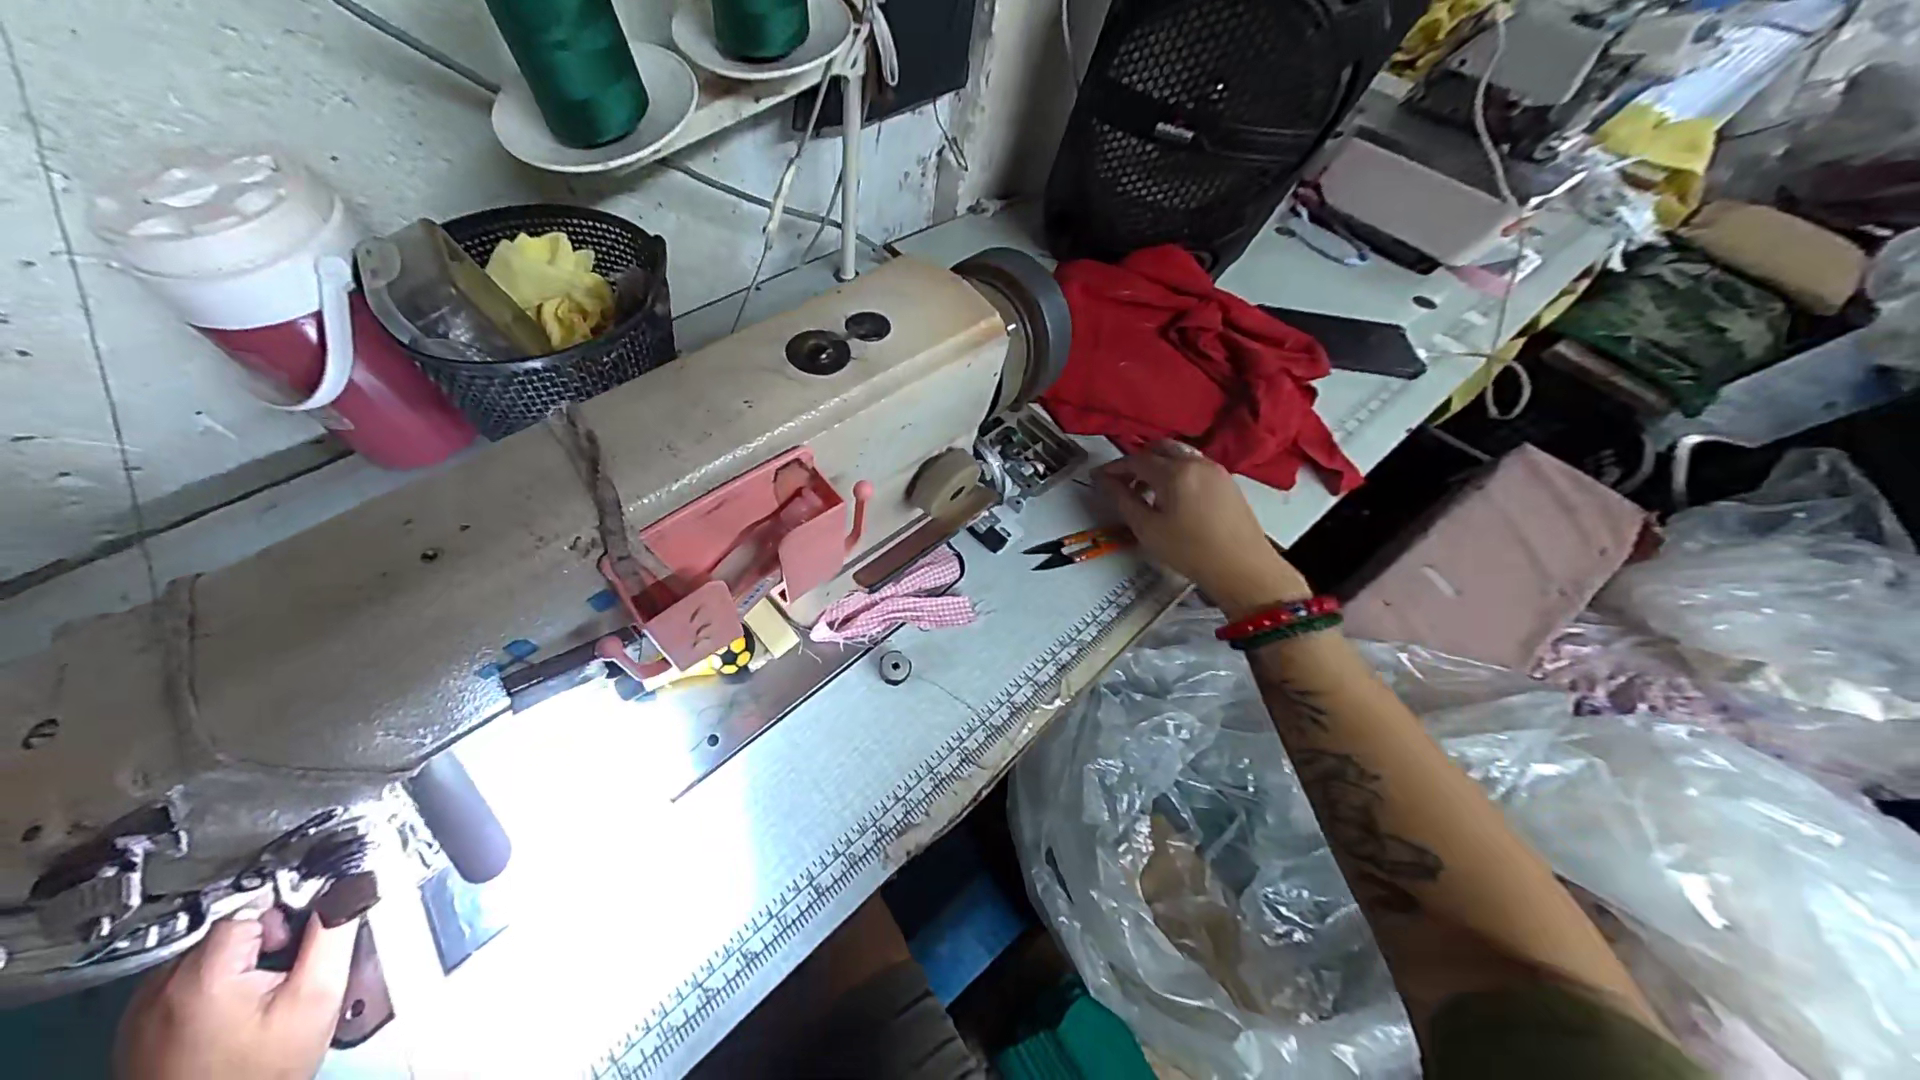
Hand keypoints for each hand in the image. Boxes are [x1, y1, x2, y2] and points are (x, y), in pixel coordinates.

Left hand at [115, 911, 357, 1079]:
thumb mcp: (315, 996)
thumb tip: (346, 891)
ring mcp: (141, 1013)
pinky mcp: (138, 1032)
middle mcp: (158, 989)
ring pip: (209, 957)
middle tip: (285, 978)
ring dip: (241, 965)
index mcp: (200, 974)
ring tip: (262, 999)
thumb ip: (332, 934)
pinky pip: (186, 985)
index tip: (303, 942)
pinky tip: (234, 1016)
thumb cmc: (259, 1072)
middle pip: (230, 930)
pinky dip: (216, 988)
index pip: (254, 907)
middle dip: (267, 942)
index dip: (290, 917)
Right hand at [1096, 440, 1312, 616]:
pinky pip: (1195, 465)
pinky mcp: (1227, 481)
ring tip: (1148, 492)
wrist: (1243, 568)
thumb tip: (1105, 481)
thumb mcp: (1148, 529)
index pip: (1136, 460)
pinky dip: (1177, 471)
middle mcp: (1196, 462)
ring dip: (1158, 465)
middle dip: (1137, 461)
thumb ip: (1123, 500)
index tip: (1099, 477)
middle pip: (1159, 448)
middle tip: (1124, 482)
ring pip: (1179, 455)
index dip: (1114, 467)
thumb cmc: (1190, 551)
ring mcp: (1216, 469)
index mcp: (1174, 473)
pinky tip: (1173, 497)